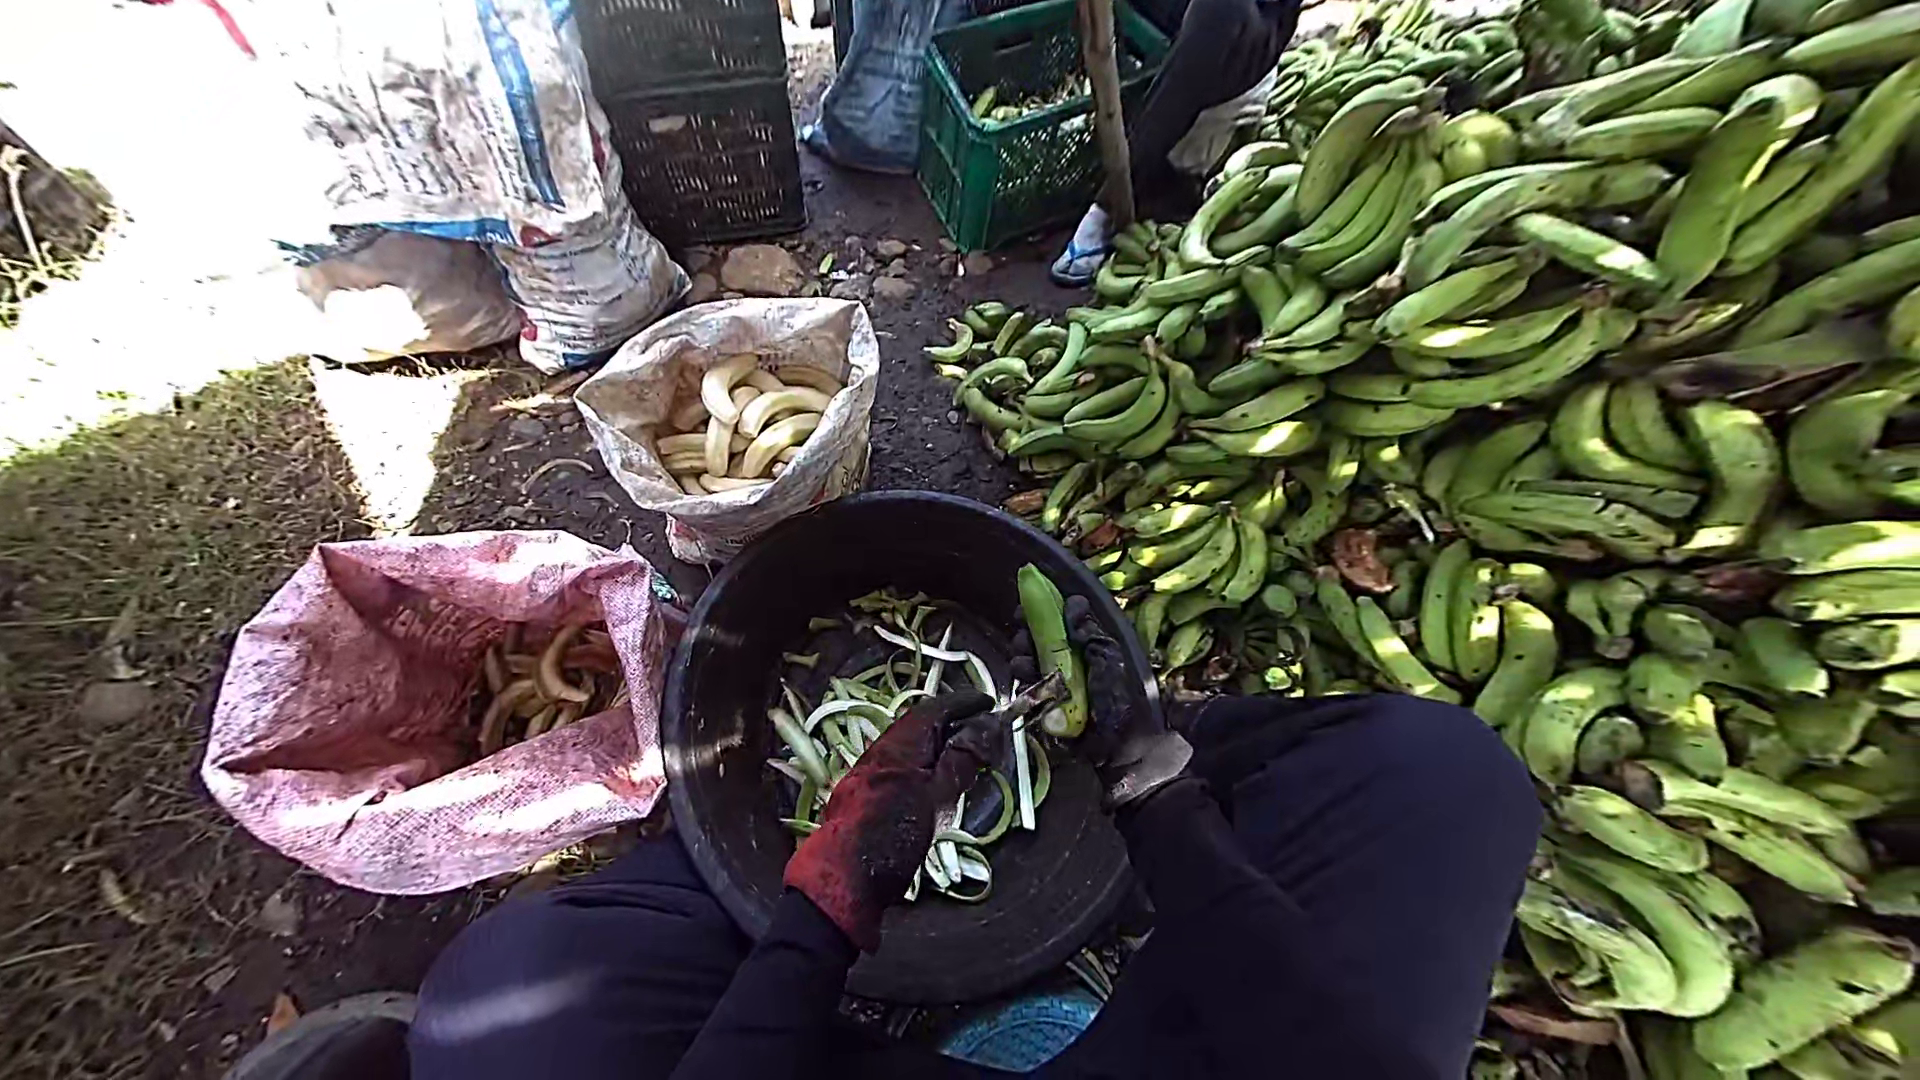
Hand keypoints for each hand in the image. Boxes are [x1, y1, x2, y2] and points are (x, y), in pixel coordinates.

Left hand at [784, 689, 996, 950]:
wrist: (842, 880)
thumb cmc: (892, 833)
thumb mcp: (938, 794)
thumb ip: (963, 758)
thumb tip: (988, 724)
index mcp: (901, 741)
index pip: (938, 707)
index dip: (966, 703)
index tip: (989, 704)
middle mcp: (884, 749)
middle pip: (927, 726)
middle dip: (958, 725)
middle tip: (987, 735)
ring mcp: (874, 772)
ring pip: (917, 748)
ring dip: (945, 747)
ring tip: (972, 759)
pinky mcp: (872, 795)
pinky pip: (908, 767)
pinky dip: (931, 766)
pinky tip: (942, 785)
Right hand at [1016, 595, 1190, 807]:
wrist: (1122, 754)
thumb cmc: (1122, 702)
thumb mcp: (1110, 660)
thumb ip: (1090, 632)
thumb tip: (1074, 602)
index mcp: (1090, 647)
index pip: (1060, 621)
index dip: (1041, 611)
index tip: (1026, 608)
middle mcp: (1071, 662)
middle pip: (1038, 639)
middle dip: (1026, 635)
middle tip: (1022, 637)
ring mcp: (1056, 685)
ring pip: (1027, 662)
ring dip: (1022, 657)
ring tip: (1024, 661)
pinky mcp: (1045, 707)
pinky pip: (1026, 689)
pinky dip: (1022, 681)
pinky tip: (1024, 679)